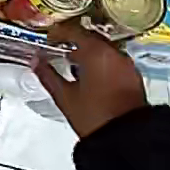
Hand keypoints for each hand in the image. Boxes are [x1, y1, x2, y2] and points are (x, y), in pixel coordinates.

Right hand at [34, 22, 147, 137]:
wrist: (126, 138)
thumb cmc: (96, 117)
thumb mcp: (65, 96)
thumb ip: (48, 75)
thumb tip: (36, 62)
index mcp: (96, 52)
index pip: (74, 31)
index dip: (60, 33)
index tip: (51, 36)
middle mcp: (114, 54)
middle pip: (91, 38)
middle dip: (75, 42)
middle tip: (61, 48)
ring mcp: (126, 65)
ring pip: (104, 49)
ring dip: (90, 53)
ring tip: (75, 64)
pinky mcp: (134, 77)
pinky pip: (115, 61)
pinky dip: (103, 63)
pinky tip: (93, 77)